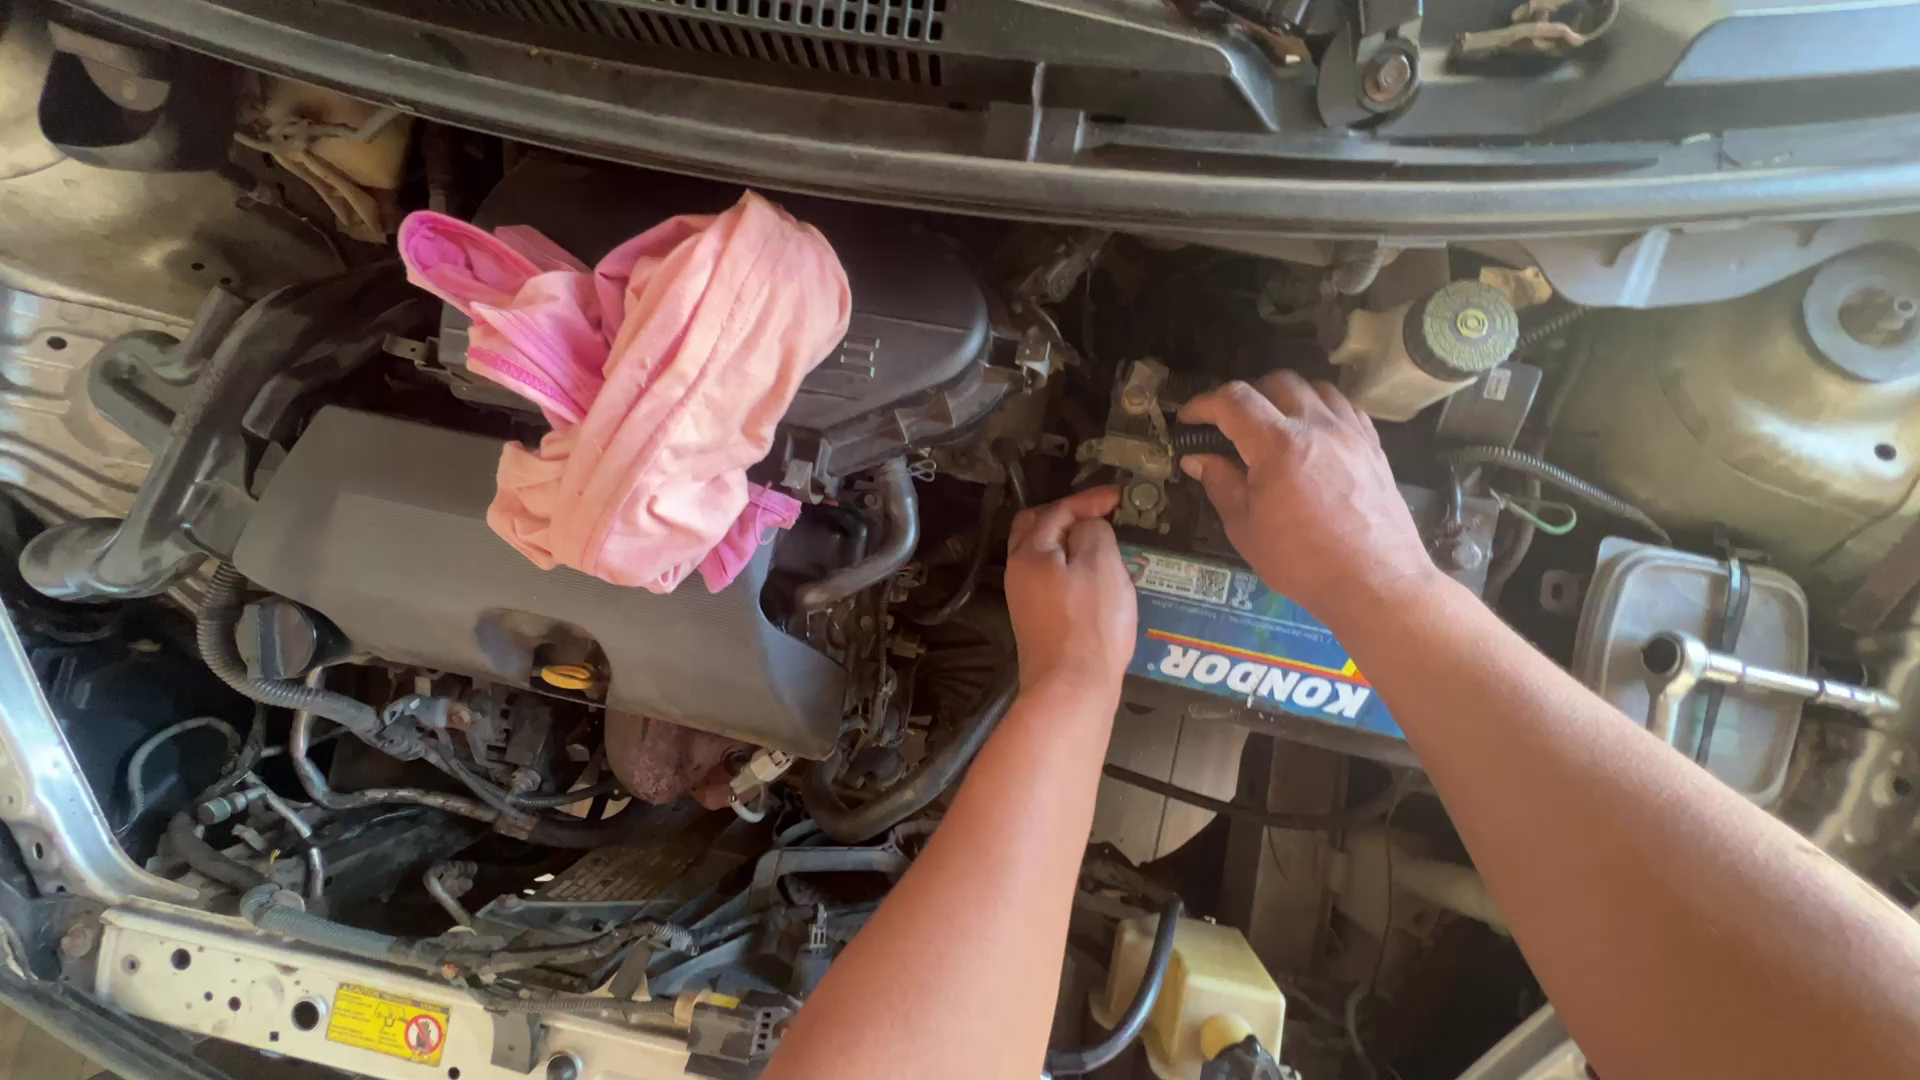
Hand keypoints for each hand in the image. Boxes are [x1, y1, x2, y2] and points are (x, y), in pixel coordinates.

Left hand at [1004, 486, 1137, 696]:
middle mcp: (1018, 571)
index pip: (1058, 510)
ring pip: (1042, 554)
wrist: (1071, 688)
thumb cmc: (1090, 623)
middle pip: (1037, 528)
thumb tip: (1087, 527)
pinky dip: (1069, 566)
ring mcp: (1023, 597)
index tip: (1119, 496)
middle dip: (1068, 515)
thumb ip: (1093, 532)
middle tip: (1100, 514)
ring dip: (1068, 541)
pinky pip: (1049, 577)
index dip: (1090, 499)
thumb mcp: (1101, 564)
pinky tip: (1092, 577)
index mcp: (1030, 552)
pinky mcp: (1035, 619)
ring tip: (1101, 543)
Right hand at [1179, 371, 1440, 627]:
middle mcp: (1317, 425)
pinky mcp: (1372, 445)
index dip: (1203, 403)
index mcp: (1279, 445)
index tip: (1189, 419)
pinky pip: (1342, 407)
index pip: (1234, 400)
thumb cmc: (1301, 561)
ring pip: (1313, 387)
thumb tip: (1198, 458)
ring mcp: (1350, 431)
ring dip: (1283, 397)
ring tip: (1270, 425)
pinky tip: (1309, 435)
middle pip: (1275, 382)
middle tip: (1228, 425)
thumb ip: (1221, 483)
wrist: (1374, 582)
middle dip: (1244, 396)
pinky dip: (1318, 409)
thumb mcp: (1245, 527)